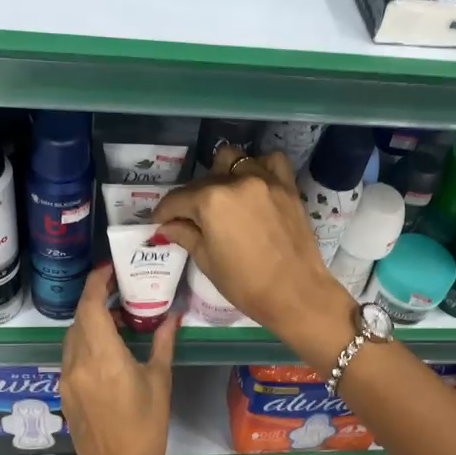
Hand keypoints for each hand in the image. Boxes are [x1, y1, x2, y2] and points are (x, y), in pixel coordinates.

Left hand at [60, 264, 175, 454]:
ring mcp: (67, 377)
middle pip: (79, 317)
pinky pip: (72, 355)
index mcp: (103, 357)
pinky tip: (108, 348)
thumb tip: (173, 316)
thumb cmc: (146, 428)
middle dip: (97, 299)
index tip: (111, 269)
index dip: (97, 281)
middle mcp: (78, 362)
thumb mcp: (160, 381)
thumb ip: (162, 343)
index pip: (90, 305)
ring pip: (73, 336)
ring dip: (91, 321)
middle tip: (122, 290)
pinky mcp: (66, 391)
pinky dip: (86, 341)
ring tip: (118, 319)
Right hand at [152, 148, 354, 369]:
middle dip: (191, 198)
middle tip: (191, 219)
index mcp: (211, 200)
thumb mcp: (207, 262)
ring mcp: (265, 180)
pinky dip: (260, 167)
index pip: (177, 199)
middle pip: (204, 180)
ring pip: (235, 160)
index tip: (159, 221)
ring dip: (223, 174)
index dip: (164, 212)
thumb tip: (167, 226)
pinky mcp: (287, 187)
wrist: (296, 294)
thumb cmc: (246, 285)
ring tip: (222, 197)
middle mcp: (237, 181)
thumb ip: (186, 235)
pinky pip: (271, 162)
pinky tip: (254, 184)